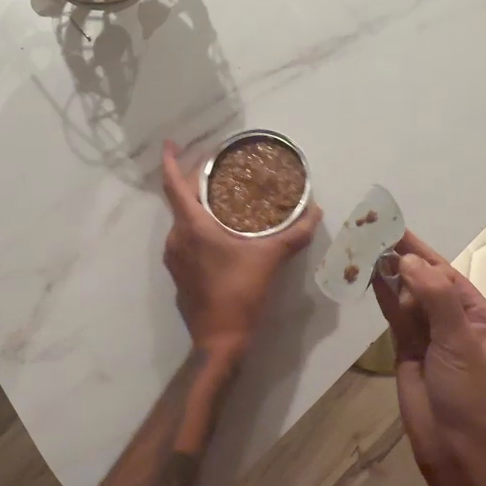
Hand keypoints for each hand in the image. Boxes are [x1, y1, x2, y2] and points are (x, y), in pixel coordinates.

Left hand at [159, 140, 321, 359]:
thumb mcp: (270, 260)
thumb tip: (315, 211)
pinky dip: (197, 226)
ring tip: (221, 196)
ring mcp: (174, 257)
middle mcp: (176, 237)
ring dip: (197, 205)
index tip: (171, 143)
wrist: (219, 341)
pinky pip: (184, 238)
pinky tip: (218, 230)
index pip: (174, 185)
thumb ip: (293, 234)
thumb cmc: (239, 294)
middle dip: (195, 181)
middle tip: (216, 168)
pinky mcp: (178, 273)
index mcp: (192, 226)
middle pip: (180, 200)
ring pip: (182, 220)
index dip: (171, 161)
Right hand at [376, 231, 485, 485]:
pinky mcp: (409, 347)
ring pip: (407, 294)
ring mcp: (431, 334)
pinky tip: (369, 272)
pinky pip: (395, 313)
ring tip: (365, 244)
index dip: (421, 251)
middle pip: (425, 280)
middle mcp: (456, 320)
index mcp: (480, 316)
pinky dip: (383, 292)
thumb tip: (408, 259)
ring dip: (389, 271)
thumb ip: (435, 297)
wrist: (457, 452)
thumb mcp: (459, 342)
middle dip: (402, 257)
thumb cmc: (469, 395)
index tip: (395, 226)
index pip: (447, 274)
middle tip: (374, 229)